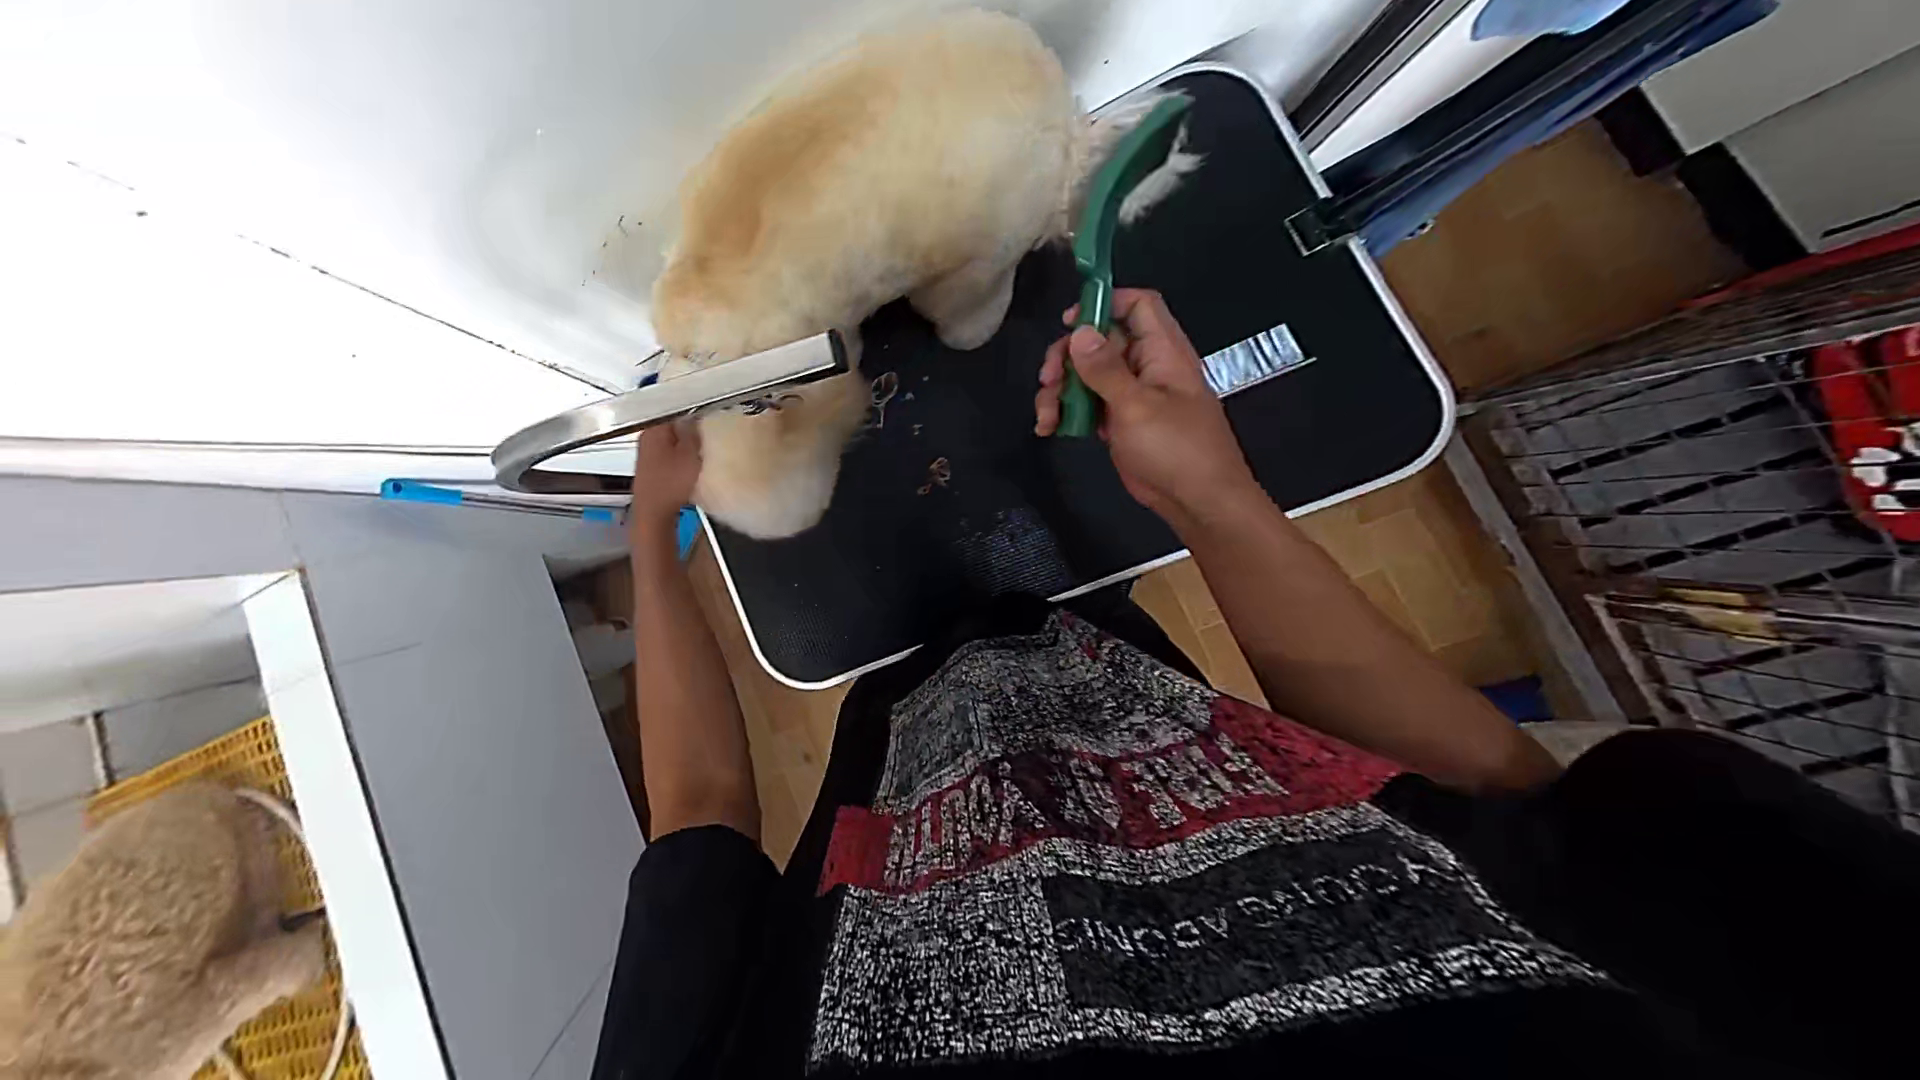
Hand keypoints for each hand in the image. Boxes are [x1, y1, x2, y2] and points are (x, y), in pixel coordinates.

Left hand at [630, 421, 700, 547]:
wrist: (654, 513)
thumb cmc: (669, 485)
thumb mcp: (691, 453)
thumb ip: (694, 432)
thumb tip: (697, 417)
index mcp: (654, 429)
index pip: (677, 409)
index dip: (696, 413)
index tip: (710, 419)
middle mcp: (647, 439)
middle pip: (675, 425)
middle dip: (693, 431)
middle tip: (709, 439)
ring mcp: (648, 455)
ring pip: (674, 442)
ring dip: (689, 447)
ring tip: (702, 456)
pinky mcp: (653, 469)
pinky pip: (672, 457)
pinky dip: (683, 460)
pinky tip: (692, 470)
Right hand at [1034, 289, 1261, 530]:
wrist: (1196, 500)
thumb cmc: (1176, 449)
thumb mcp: (1137, 406)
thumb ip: (1105, 369)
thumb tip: (1079, 331)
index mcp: (1161, 351)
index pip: (1137, 305)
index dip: (1104, 303)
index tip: (1069, 321)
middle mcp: (1144, 366)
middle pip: (1099, 341)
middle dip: (1068, 357)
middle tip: (1048, 379)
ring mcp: (1129, 395)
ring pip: (1086, 375)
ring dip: (1060, 390)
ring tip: (1046, 417)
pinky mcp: (1117, 421)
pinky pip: (1086, 404)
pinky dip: (1066, 412)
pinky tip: (1049, 428)